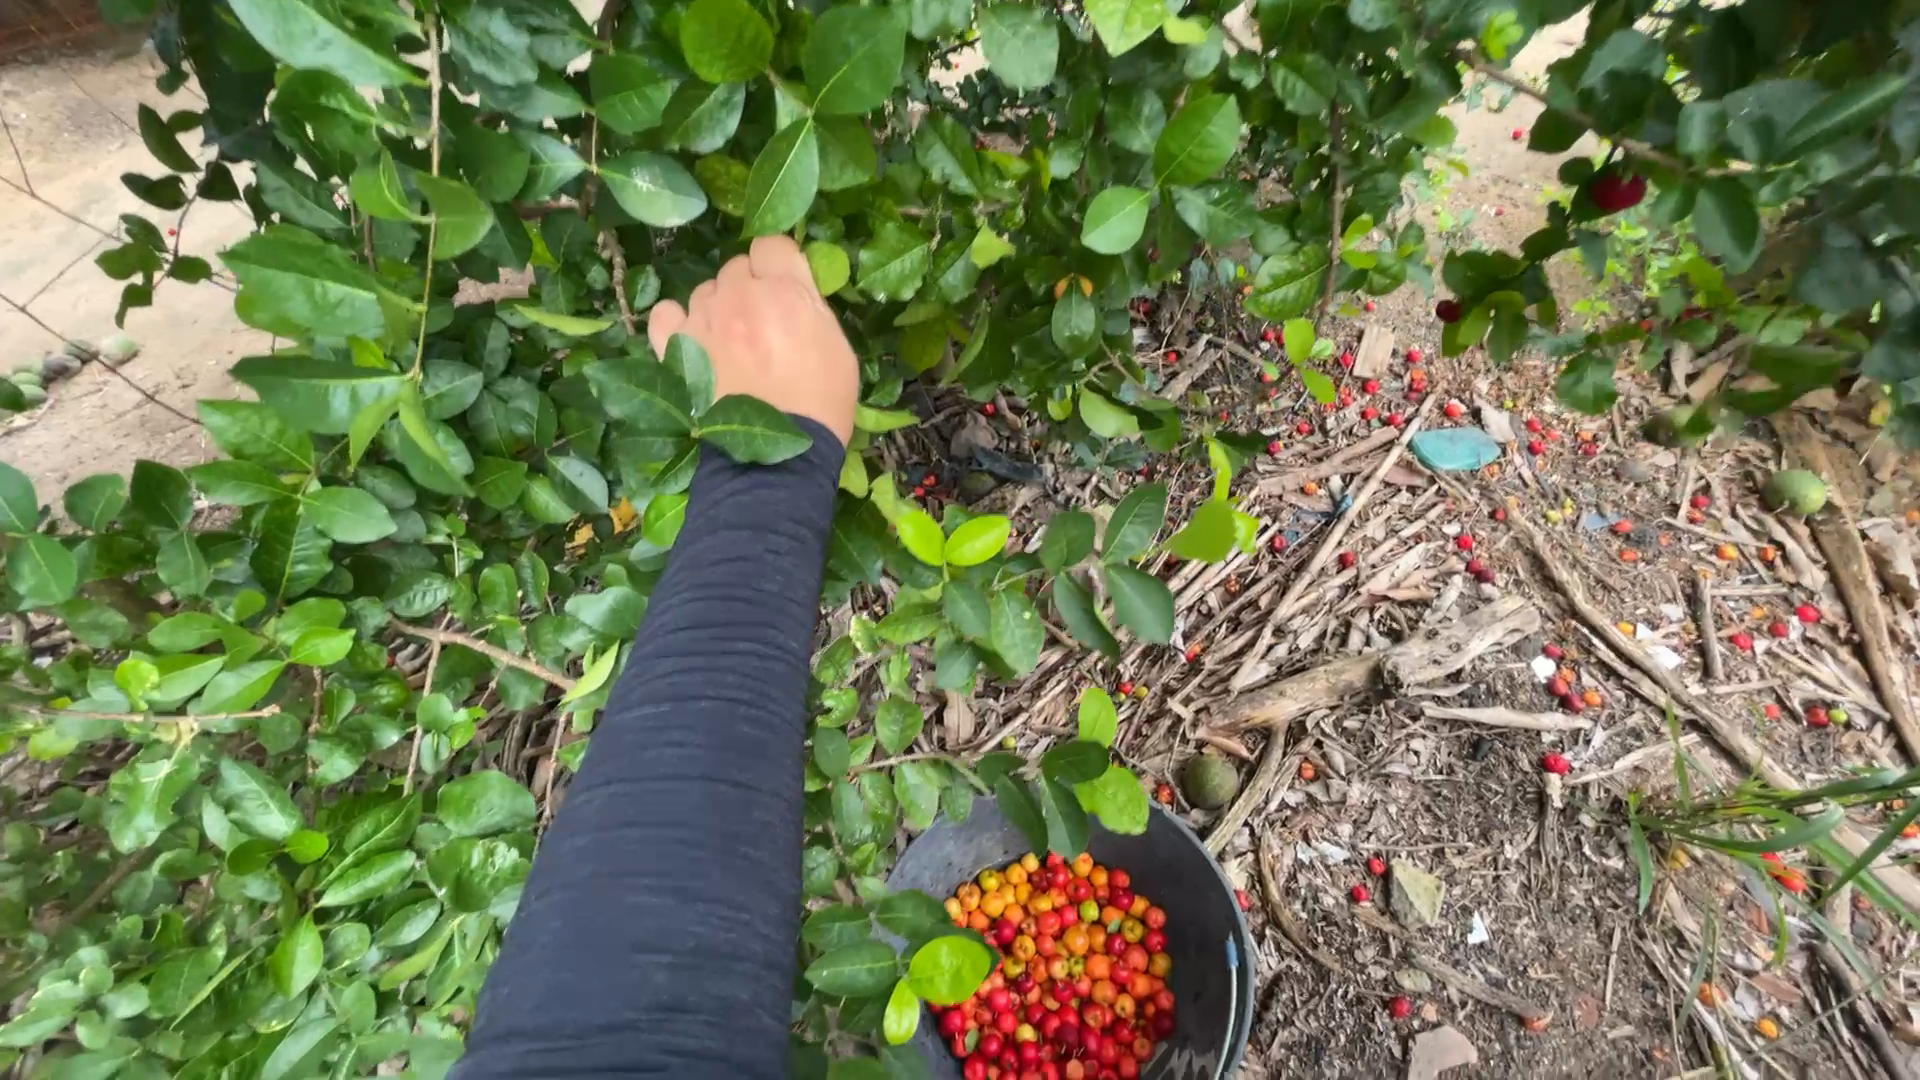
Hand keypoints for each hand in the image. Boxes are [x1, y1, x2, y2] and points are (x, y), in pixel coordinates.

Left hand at [647, 236, 858, 445]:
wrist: (782, 459)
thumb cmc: (822, 405)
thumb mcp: (838, 348)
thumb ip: (813, 309)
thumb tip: (794, 293)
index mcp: (786, 292)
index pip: (773, 244)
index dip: (780, 264)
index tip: (787, 287)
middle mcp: (740, 296)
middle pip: (738, 267)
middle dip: (751, 288)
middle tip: (765, 326)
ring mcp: (704, 320)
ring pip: (706, 291)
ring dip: (720, 308)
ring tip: (734, 344)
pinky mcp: (677, 349)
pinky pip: (667, 313)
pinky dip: (680, 321)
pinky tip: (695, 338)